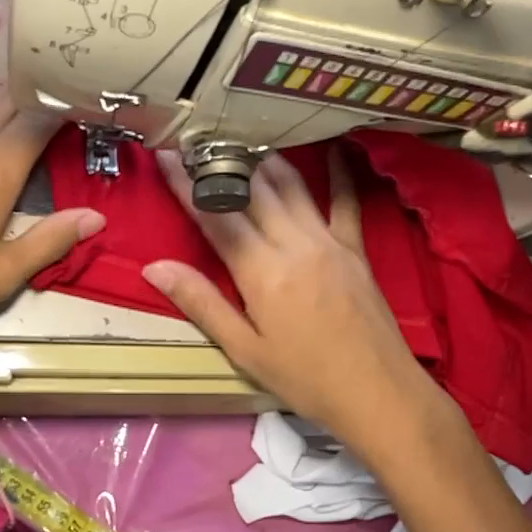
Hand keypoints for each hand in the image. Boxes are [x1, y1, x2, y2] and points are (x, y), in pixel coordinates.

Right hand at [142, 148, 454, 454]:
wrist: (377, 392)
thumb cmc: (305, 379)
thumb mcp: (244, 350)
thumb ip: (201, 303)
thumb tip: (154, 267)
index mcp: (261, 271)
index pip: (215, 216)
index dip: (187, 184)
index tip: (166, 156)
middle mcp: (294, 244)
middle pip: (253, 191)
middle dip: (223, 162)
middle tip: (200, 140)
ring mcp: (328, 241)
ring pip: (293, 187)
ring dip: (266, 161)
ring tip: (245, 139)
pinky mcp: (356, 248)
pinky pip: (346, 202)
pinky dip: (340, 174)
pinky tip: (336, 150)